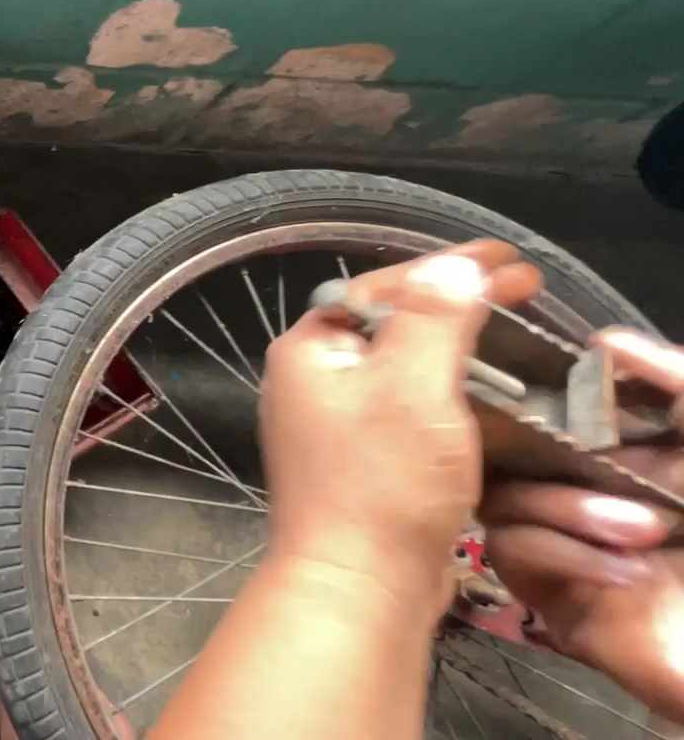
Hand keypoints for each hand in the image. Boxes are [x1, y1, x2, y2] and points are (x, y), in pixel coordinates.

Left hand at [261, 242, 542, 610]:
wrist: (355, 573)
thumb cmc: (380, 478)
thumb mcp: (411, 389)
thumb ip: (429, 324)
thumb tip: (450, 267)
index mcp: (308, 350)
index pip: (376, 289)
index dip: (443, 268)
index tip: (509, 256)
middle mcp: (307, 374)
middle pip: (384, 320)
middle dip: (450, 297)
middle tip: (520, 280)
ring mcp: (327, 412)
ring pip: (394, 359)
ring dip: (449, 336)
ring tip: (506, 316)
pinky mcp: (354, 448)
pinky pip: (400, 396)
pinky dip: (441, 380)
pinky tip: (480, 379)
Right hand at [481, 328, 683, 720]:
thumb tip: (608, 341)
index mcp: (634, 458)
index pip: (549, 408)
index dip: (523, 389)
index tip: (511, 370)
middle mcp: (587, 490)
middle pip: (502, 448)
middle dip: (528, 449)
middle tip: (568, 453)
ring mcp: (562, 540)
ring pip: (498, 495)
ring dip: (561, 507)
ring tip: (641, 531)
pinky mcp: (547, 588)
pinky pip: (510, 549)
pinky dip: (559, 551)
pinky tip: (622, 567)